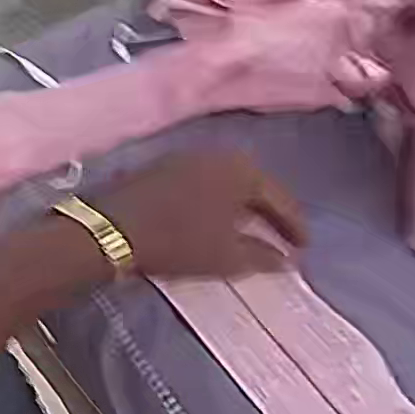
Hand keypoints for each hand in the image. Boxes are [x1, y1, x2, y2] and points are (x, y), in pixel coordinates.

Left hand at [93, 152, 306, 280]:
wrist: (111, 228)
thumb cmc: (177, 240)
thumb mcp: (228, 255)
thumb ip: (263, 256)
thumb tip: (286, 259)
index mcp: (240, 169)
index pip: (279, 198)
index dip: (293, 227)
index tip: (304, 249)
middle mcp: (213, 154)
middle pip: (250, 185)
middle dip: (265, 212)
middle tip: (278, 238)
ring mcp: (180, 157)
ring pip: (221, 182)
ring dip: (236, 205)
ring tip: (245, 231)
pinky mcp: (155, 168)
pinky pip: (196, 184)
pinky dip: (209, 201)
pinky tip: (208, 219)